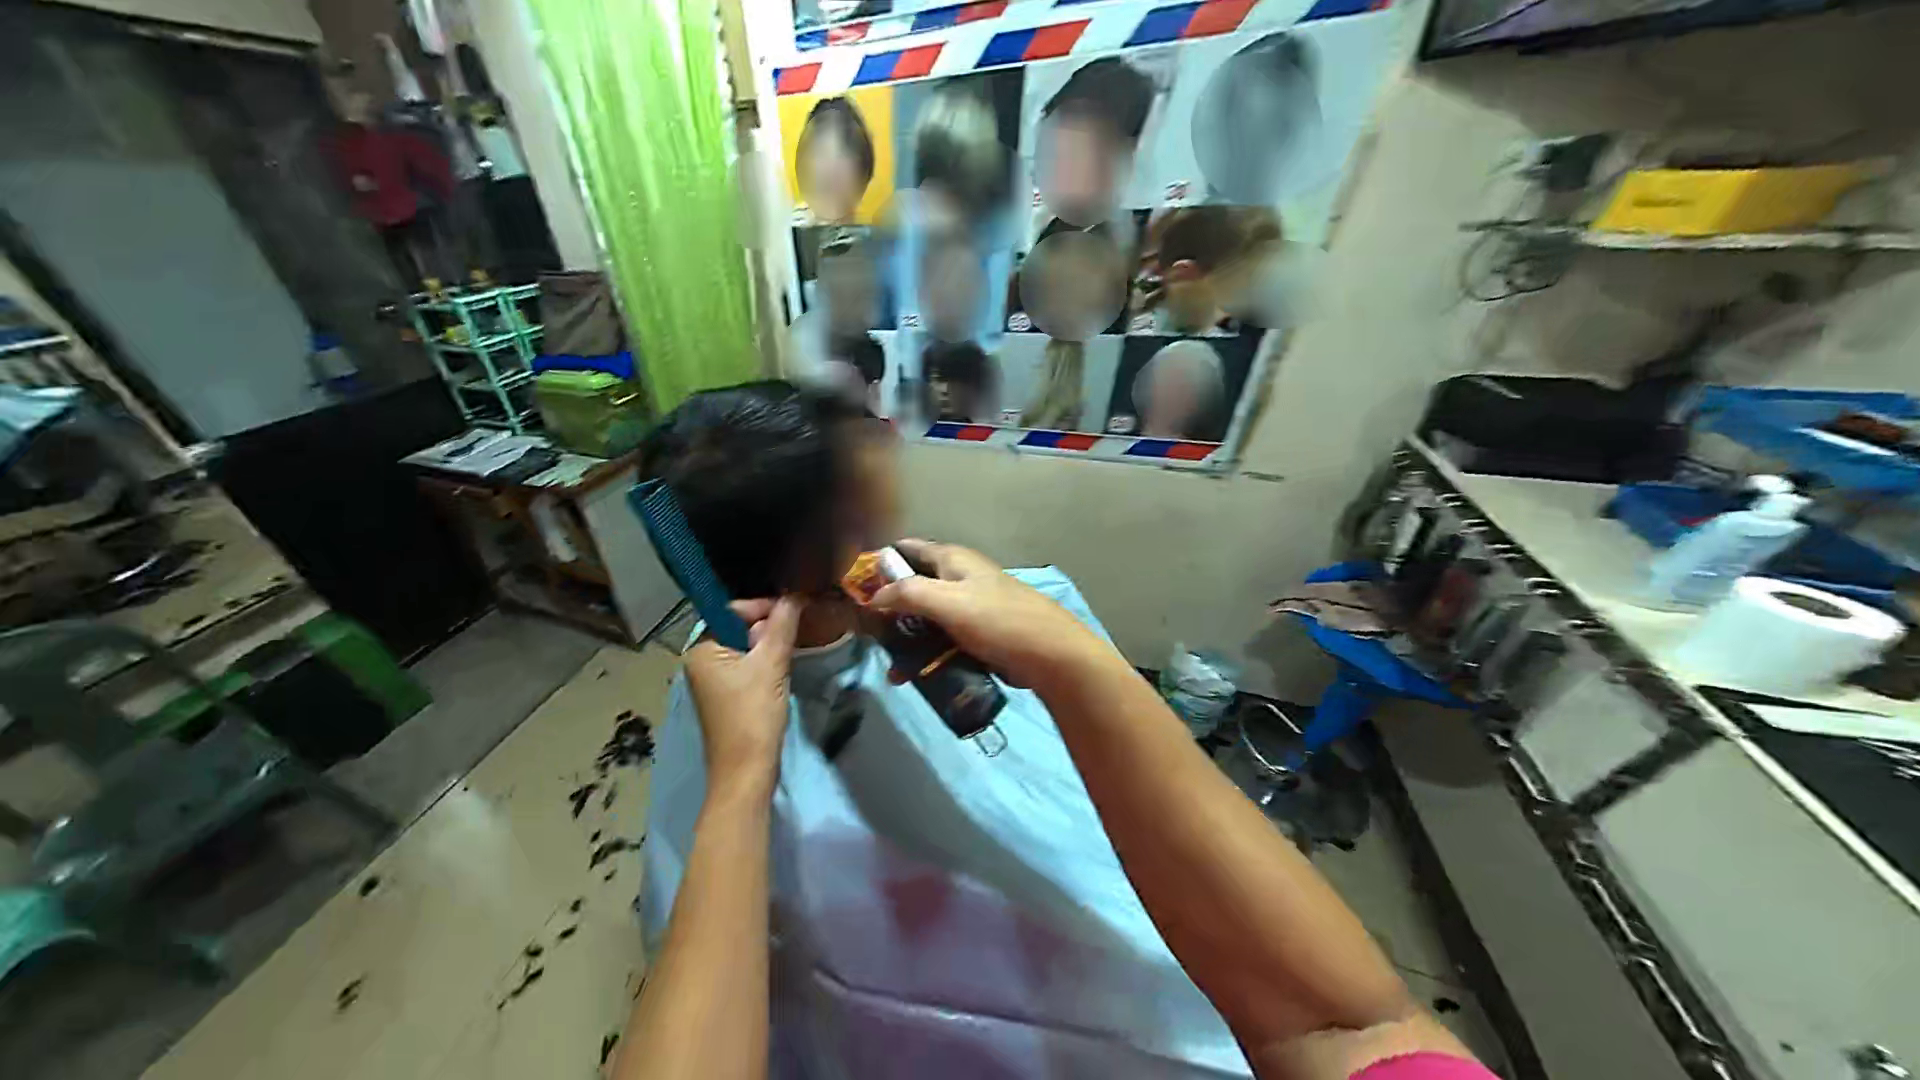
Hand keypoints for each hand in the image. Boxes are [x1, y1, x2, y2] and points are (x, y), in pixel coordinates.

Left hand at [684, 597, 802, 792]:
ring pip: (746, 646)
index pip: (734, 610)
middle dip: (769, 626)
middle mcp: (701, 659)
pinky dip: (765, 662)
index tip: (796, 609)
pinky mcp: (726, 694)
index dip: (765, 607)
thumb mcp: (771, 664)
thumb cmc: (753, 715)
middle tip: (798, 631)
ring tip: (793, 648)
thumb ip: (783, 625)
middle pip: (740, 627)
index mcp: (701, 648)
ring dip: (770, 644)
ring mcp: (713, 679)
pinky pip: (747, 665)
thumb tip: (796, 594)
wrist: (746, 772)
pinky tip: (782, 668)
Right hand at [868, 539, 1116, 691]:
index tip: (855, 583)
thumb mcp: (948, 602)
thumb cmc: (998, 621)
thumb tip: (873, 597)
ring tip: (890, 665)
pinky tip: (913, 676)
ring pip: (928, 619)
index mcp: (954, 560)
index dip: (881, 561)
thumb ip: (907, 594)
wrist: (1052, 656)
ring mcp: (972, 608)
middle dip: (890, 608)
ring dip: (907, 639)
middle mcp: (961, 578)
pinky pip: (944, 641)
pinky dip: (928, 655)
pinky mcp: (980, 636)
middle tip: (866, 631)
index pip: (909, 548)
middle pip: (915, 586)